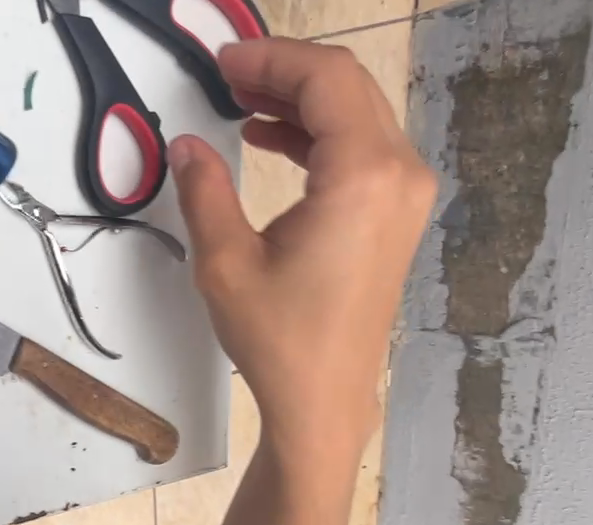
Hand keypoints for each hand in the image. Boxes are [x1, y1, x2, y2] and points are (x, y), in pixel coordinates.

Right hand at [169, 39, 436, 469]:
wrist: (322, 395)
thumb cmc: (276, 337)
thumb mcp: (226, 263)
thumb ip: (205, 193)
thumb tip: (187, 146)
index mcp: (363, 176)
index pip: (326, 82)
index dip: (271, 60)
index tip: (222, 61)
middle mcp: (400, 172)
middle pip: (348, 90)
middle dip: (286, 74)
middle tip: (227, 75)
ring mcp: (405, 194)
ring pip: (356, 117)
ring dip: (301, 103)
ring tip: (243, 104)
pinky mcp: (395, 216)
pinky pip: (361, 151)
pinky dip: (318, 136)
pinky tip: (275, 140)